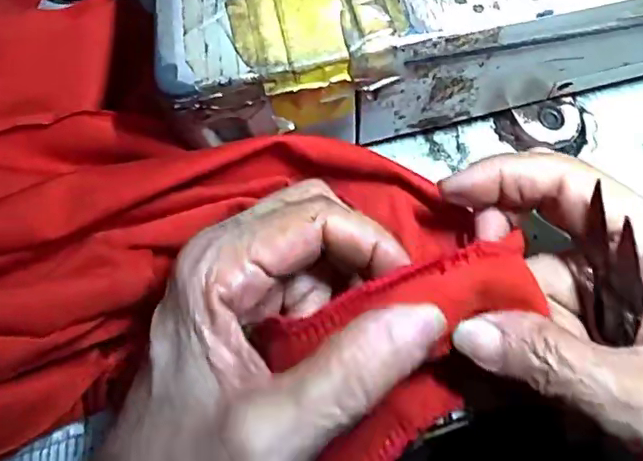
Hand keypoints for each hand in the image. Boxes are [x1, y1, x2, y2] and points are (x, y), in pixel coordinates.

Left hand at [99, 180, 446, 460]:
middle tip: (399, 307)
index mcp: (218, 261)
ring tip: (373, 338)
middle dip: (363, 253)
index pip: (312, 213)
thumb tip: (424, 314)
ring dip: (353, 281)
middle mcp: (223, 249)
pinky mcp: (243, 300)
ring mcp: (232, 272)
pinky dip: (336, 302)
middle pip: (312, 212)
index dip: (370, 241)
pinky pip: (304, 278)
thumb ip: (348, 373)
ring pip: (313, 243)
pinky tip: (342, 346)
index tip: (413, 291)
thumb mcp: (272, 430)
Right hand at [440, 152, 642, 460]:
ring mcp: (615, 292)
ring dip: (506, 309)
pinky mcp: (604, 328)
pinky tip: (507, 365)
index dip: (503, 176)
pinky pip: (542, 314)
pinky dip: (518, 336)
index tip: (450, 192)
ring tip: (482, 348)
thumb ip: (555, 363)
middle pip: (542, 222)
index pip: (567, 180)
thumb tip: (465, 330)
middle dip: (500, 250)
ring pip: (534, 276)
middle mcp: (631, 254)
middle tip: (462, 282)